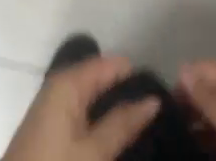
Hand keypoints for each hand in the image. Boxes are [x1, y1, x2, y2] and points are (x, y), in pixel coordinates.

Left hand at [1, 55, 160, 160]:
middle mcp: (60, 86)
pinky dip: (100, 121)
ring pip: (94, 97)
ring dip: (115, 110)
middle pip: (102, 78)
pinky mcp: (52, 125)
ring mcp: (54, 105)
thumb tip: (153, 100)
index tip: (163, 96)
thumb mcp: (93, 152)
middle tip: (157, 116)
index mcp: (68, 83)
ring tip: (145, 127)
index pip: (112, 64)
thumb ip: (123, 123)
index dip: (137, 77)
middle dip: (127, 94)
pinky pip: (84, 111)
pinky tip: (117, 137)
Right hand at [178, 61, 215, 160]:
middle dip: (189, 107)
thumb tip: (182, 67)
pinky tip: (199, 154)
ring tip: (179, 143)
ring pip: (215, 118)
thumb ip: (209, 98)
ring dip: (198, 129)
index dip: (184, 81)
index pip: (205, 69)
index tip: (164, 104)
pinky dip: (211, 143)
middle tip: (168, 128)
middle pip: (209, 93)